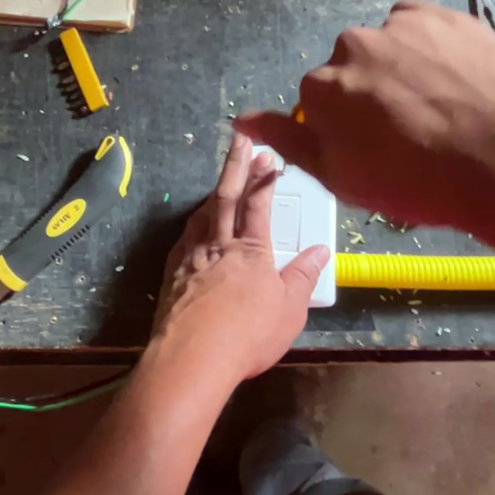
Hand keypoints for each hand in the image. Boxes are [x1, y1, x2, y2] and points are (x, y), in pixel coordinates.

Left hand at [149, 134, 329, 388]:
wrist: (191, 357)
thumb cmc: (248, 335)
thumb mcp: (289, 310)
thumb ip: (303, 277)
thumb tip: (322, 250)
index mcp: (252, 250)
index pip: (260, 204)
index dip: (265, 177)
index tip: (270, 154)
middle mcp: (219, 244)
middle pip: (227, 195)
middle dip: (236, 164)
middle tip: (241, 138)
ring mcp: (192, 255)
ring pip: (203, 212)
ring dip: (215, 191)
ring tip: (223, 179)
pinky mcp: (173, 271)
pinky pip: (185, 236)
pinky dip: (194, 222)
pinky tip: (195, 224)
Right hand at [235, 0, 494, 228]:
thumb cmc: (418, 182)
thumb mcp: (342, 178)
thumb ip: (290, 143)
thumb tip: (241, 120)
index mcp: (320, 87)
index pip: (320, 100)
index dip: (347, 125)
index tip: (377, 146)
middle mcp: (350, 45)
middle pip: (351, 67)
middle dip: (371, 90)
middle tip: (412, 127)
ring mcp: (398, 25)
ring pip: (388, 44)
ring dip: (402, 66)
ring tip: (443, 103)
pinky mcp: (441, 13)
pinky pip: (421, 25)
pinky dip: (430, 45)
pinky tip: (455, 77)